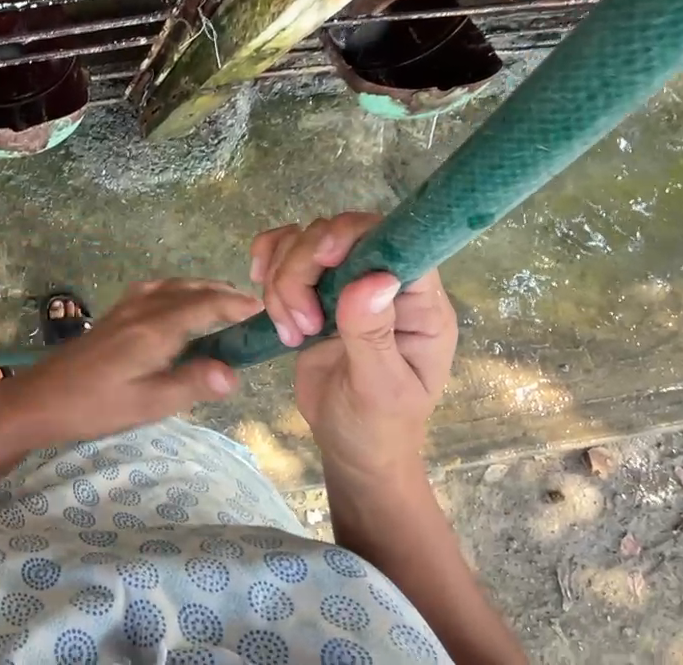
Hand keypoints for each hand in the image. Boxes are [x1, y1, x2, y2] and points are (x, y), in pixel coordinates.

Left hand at [0, 280, 261, 447]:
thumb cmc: (95, 406)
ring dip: (200, 290)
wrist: (41, 398)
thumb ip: (191, 384)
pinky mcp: (113, 315)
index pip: (206, 305)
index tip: (265, 311)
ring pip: (171, 286)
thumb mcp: (148, 404)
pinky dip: (177, 291)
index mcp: (154, 328)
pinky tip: (178, 306)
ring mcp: (124, 308)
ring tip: (223, 306)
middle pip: (190, 289)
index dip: (236, 306)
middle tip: (251, 311)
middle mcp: (141, 309)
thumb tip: (234, 373)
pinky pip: (154, 290)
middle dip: (223, 294)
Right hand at [249, 213, 456, 479]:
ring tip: (289, 331)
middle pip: (335, 235)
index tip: (323, 259)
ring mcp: (345, 283)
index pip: (391, 240)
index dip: (353, 235)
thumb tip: (374, 279)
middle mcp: (383, 282)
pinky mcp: (311, 289)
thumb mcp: (381, 389)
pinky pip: (282, 252)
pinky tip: (262, 297)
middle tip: (301, 325)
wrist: (350, 446)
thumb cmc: (378, 426)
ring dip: (283, 282)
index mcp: (420, 303)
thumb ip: (373, 335)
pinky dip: (266, 265)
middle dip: (303, 271)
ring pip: (301, 243)